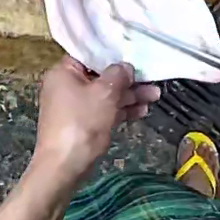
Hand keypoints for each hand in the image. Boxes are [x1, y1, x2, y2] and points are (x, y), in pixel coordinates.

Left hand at [31, 59, 159, 186]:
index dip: (112, 54)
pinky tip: (142, 110)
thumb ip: (118, 75)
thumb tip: (125, 67)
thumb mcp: (104, 93)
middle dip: (127, 79)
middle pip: (100, 76)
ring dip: (129, 95)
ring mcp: (75, 107)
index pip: (89, 55)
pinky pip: (105, 111)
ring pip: (105, 96)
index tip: (134, 54)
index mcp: (64, 72)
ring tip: (155, 95)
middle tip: (152, 78)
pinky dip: (121, 110)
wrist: (65, 165)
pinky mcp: (83, 124)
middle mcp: (66, 86)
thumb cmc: (82, 122)